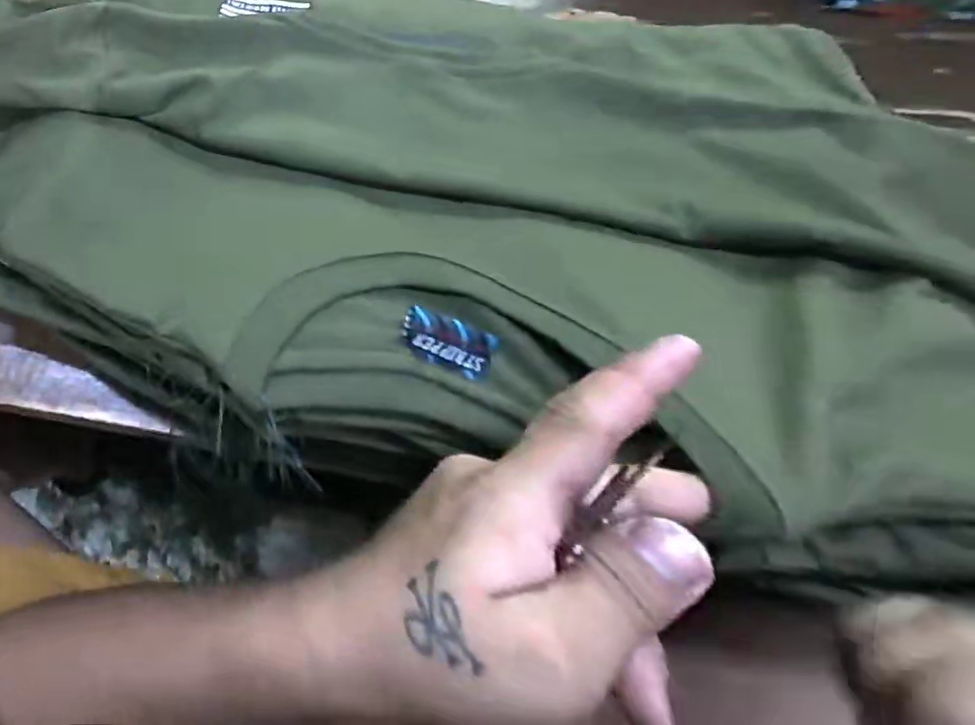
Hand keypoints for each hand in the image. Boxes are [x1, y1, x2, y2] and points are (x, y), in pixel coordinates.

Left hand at [299, 336, 714, 724]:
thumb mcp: (558, 647)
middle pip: (592, 493)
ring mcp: (466, 506)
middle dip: (654, 551)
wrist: (338, 651)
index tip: (681, 342)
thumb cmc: (444, 657)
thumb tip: (680, 532)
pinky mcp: (455, 532)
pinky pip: (533, 552)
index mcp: (509, 493)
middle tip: (694, 602)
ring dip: (613, 607)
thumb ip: (625, 589)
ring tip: (640, 696)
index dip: (636, 382)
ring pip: (570, 538)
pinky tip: (598, 678)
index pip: (582, 422)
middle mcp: (486, 483)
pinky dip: (572, 604)